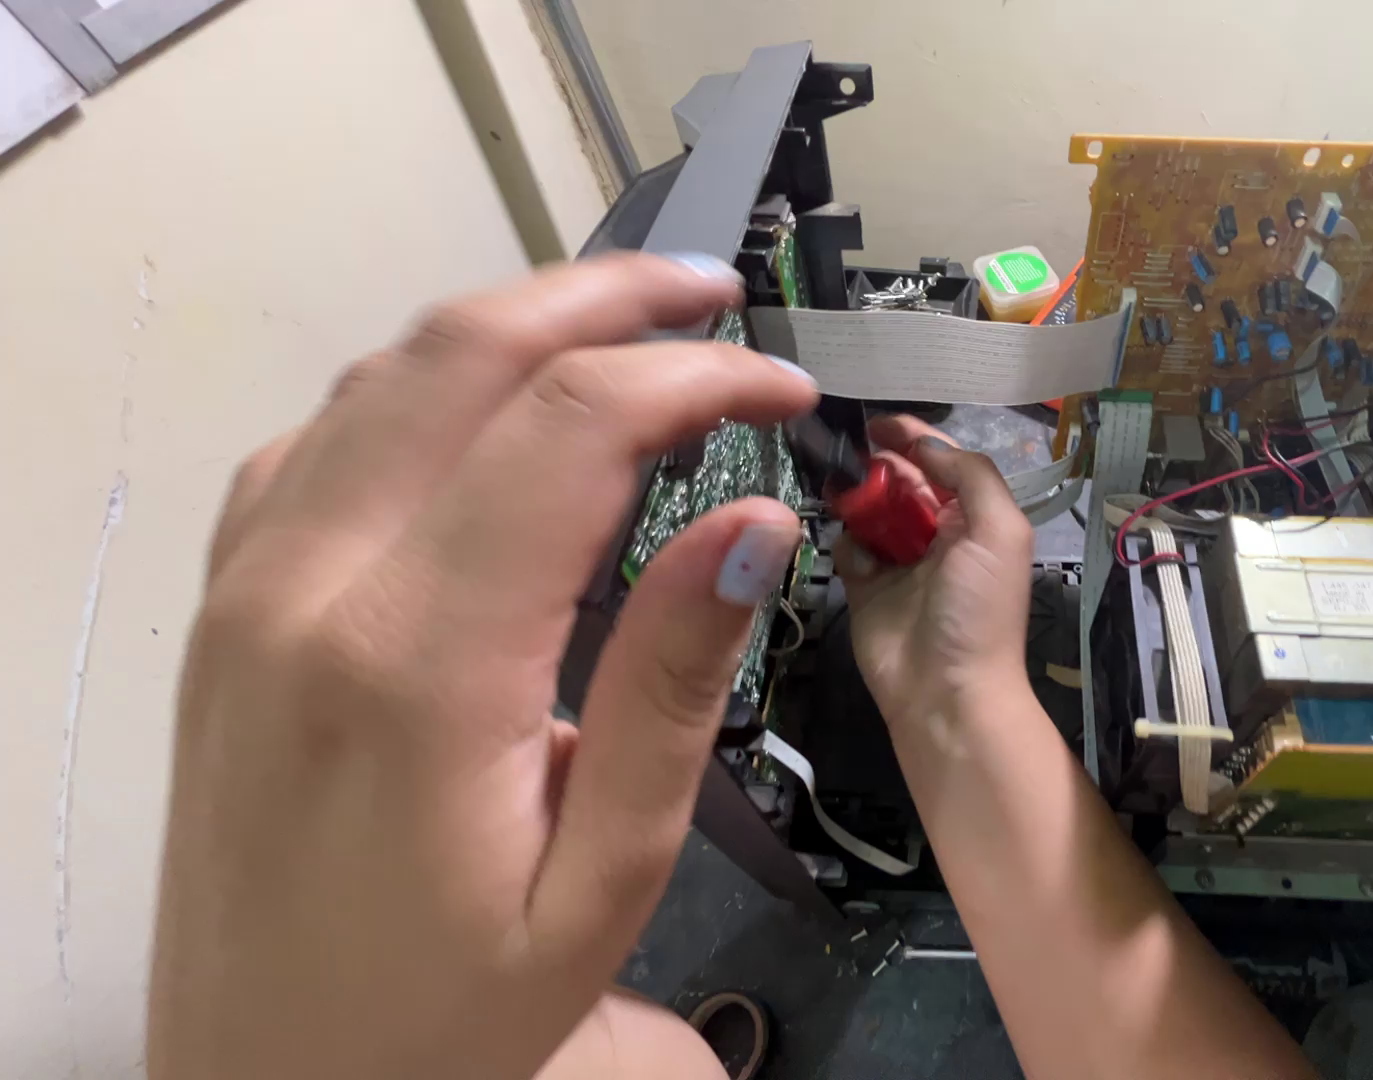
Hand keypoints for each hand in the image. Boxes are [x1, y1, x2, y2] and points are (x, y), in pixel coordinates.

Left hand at [150, 254, 817, 1079]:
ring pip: (394, 372)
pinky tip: (512, 404)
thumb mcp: (609, 863)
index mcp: (417, 658)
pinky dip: (444, 379)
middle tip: (718, 297)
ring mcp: (251, 582)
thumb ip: (676, 678)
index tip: (787, 393)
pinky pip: (337, 432)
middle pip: (467, 355)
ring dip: (531, 321)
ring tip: (642, 327)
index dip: (699, 379)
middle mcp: (310, 584)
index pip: (576, 430)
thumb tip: (758, 525)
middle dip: (613, 298)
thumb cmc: (464, 1000)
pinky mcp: (238, 601)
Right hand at [837, 415, 1033, 722]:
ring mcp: (898, 560)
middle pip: (900, 481)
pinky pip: (848, 547)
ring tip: (843, 491)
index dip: (913, 439)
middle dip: (879, 465)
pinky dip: (848, 541)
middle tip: (852, 456)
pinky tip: (857, 554)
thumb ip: (971, 476)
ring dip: (857, 497)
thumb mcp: (1000, 532)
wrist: (945, 692)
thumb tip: (925, 446)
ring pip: (869, 509)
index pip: (941, 463)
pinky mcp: (864, 586)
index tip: (878, 425)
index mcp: (974, 518)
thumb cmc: (978, 608)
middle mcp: (936, 533)